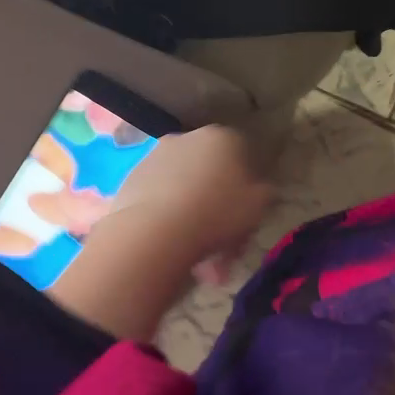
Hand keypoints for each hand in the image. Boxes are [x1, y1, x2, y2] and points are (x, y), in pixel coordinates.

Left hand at [48, 123, 272, 341]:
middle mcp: (189, 137)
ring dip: (192, 214)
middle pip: (210, 171)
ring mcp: (156, 156)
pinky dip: (168, 217)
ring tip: (197, 257)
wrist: (154, 232)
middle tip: (223, 243)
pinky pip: (160, 198)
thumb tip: (257, 190)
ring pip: (184, 187)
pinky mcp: (132, 178)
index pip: (242, 154)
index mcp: (223, 137)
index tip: (245, 213)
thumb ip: (263, 192)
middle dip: (218, 204)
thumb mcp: (258, 205)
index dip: (247, 185)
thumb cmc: (217, 213)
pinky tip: (172, 246)